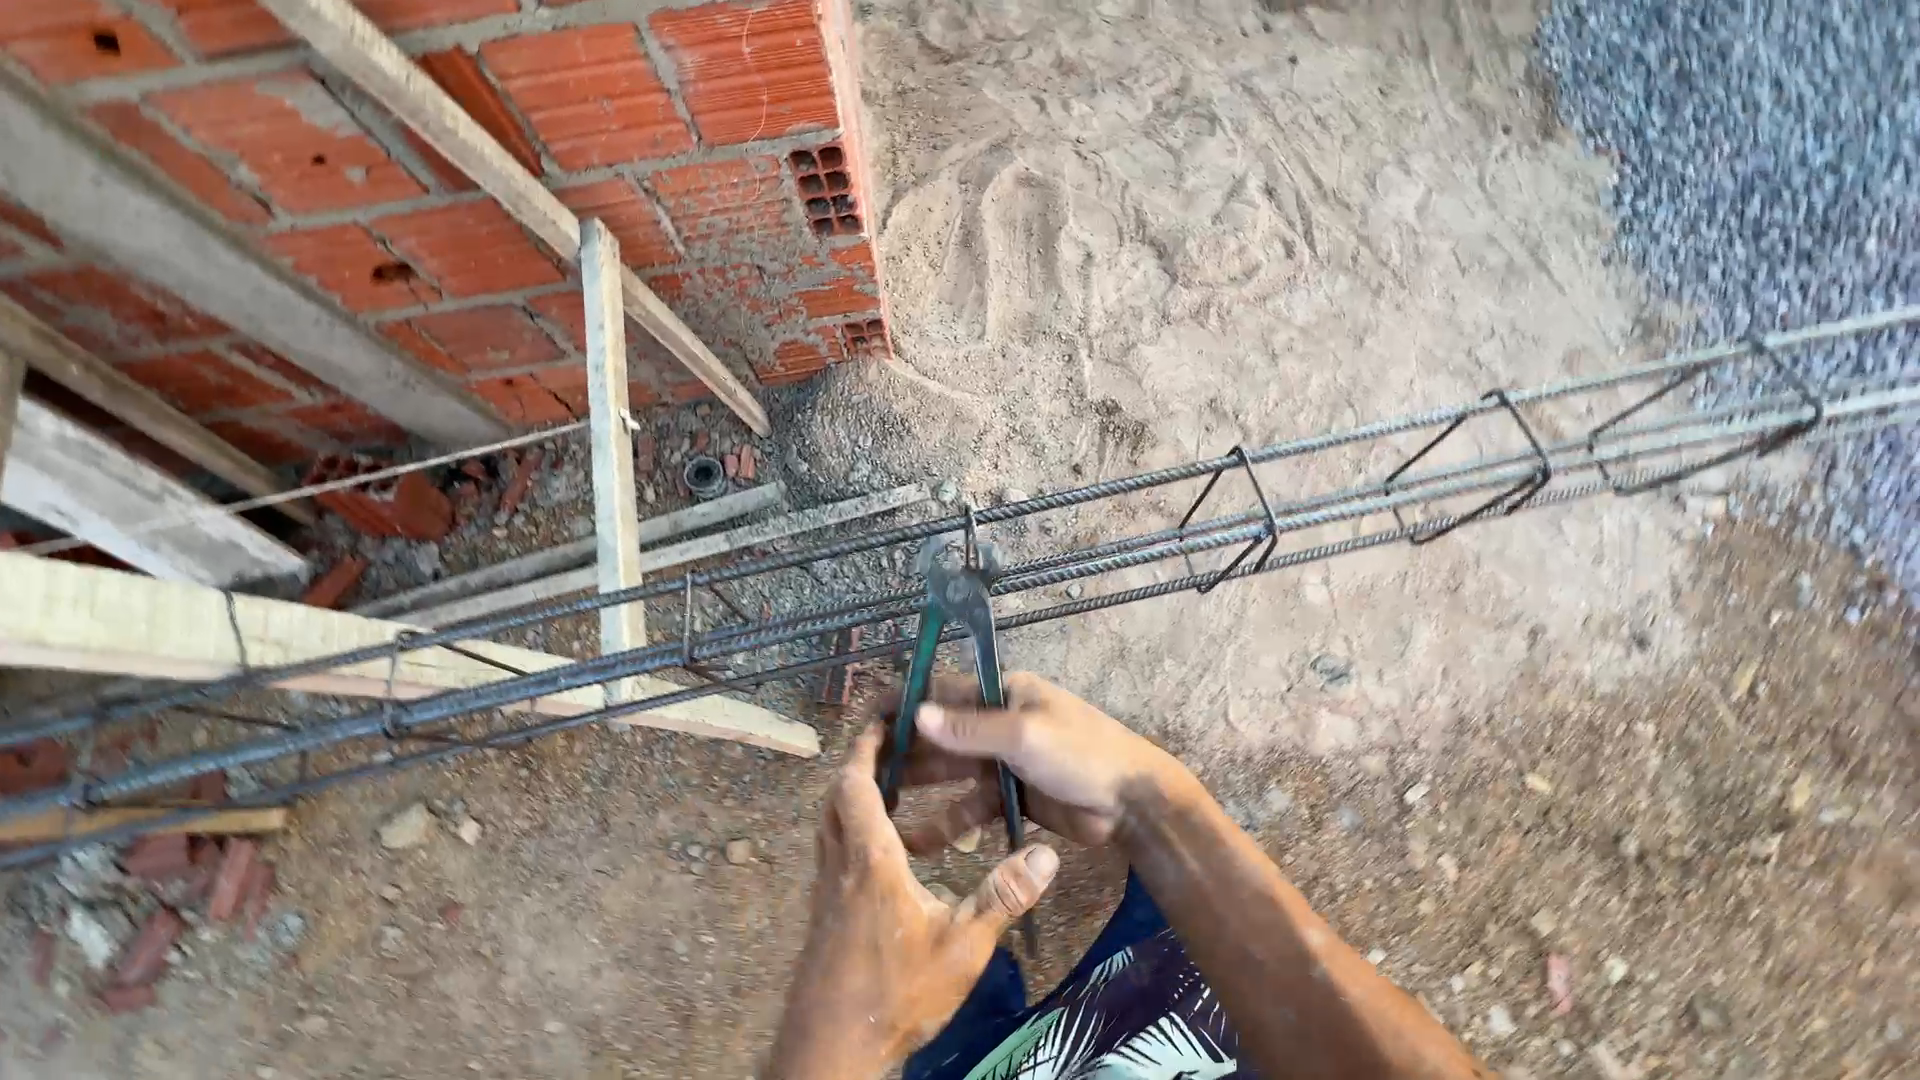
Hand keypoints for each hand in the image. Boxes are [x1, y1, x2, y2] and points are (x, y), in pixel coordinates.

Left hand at [765, 725, 1059, 1079]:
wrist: (831, 1051)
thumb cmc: (897, 993)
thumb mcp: (962, 947)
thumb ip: (1002, 896)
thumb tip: (1046, 854)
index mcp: (870, 858)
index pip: (856, 784)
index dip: (866, 746)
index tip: (883, 719)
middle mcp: (840, 862)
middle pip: (838, 794)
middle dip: (861, 762)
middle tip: (894, 746)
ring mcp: (827, 887)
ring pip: (832, 821)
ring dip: (856, 794)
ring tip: (895, 787)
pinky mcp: (825, 909)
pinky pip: (835, 848)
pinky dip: (856, 828)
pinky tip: (891, 851)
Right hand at [894, 672, 1194, 853]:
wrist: (1133, 803)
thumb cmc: (1082, 753)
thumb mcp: (1025, 735)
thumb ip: (970, 728)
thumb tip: (916, 714)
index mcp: (1003, 694)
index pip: (943, 692)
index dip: (905, 702)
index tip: (866, 719)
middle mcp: (997, 723)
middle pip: (941, 735)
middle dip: (903, 749)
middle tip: (861, 771)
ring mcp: (1002, 763)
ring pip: (950, 773)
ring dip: (918, 786)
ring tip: (877, 806)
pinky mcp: (1010, 799)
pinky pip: (969, 808)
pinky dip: (947, 823)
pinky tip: (918, 840)